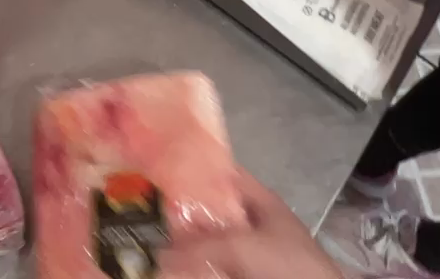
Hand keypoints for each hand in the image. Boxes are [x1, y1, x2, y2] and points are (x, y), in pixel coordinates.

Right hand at [159, 170, 342, 278]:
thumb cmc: (290, 268)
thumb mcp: (246, 247)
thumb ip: (203, 246)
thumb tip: (160, 253)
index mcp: (259, 201)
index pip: (221, 174)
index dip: (191, 171)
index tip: (159, 176)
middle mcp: (253, 224)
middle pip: (211, 214)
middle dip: (183, 217)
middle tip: (150, 219)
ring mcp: (252, 255)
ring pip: (212, 246)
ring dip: (188, 249)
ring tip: (155, 249)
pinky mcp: (246, 275)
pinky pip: (217, 268)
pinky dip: (198, 268)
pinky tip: (175, 271)